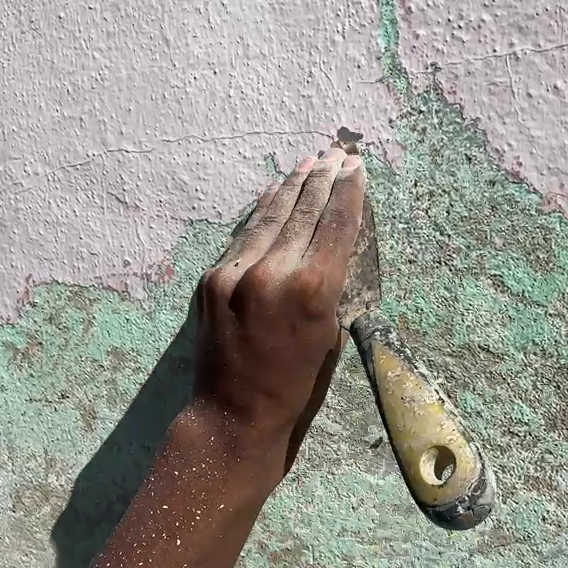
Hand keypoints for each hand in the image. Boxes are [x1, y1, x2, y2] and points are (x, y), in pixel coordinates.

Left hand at [189, 144, 365, 475]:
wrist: (233, 413)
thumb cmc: (296, 382)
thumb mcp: (330, 332)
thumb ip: (330, 282)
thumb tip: (330, 240)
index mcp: (313, 290)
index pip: (335, 225)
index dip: (348, 192)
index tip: (356, 166)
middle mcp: (274, 272)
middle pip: (304, 212)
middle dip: (323, 180)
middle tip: (336, 153)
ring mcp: (236, 273)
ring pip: (270, 217)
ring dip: (291, 187)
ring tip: (308, 162)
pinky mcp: (212, 278)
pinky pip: (244, 237)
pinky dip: (263, 212)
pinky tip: (273, 193)